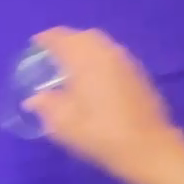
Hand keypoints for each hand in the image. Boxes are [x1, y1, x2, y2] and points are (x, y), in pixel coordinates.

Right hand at [25, 27, 183, 179]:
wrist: (148, 148)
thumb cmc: (100, 133)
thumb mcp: (64, 124)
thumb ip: (46, 105)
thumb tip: (34, 98)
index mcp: (84, 58)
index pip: (61, 38)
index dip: (45, 39)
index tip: (35, 44)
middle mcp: (106, 52)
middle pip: (82, 36)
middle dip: (66, 41)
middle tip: (53, 55)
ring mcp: (125, 61)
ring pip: (100, 44)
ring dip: (84, 48)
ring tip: (72, 66)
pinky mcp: (138, 73)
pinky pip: (112, 56)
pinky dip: (99, 59)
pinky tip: (94, 78)